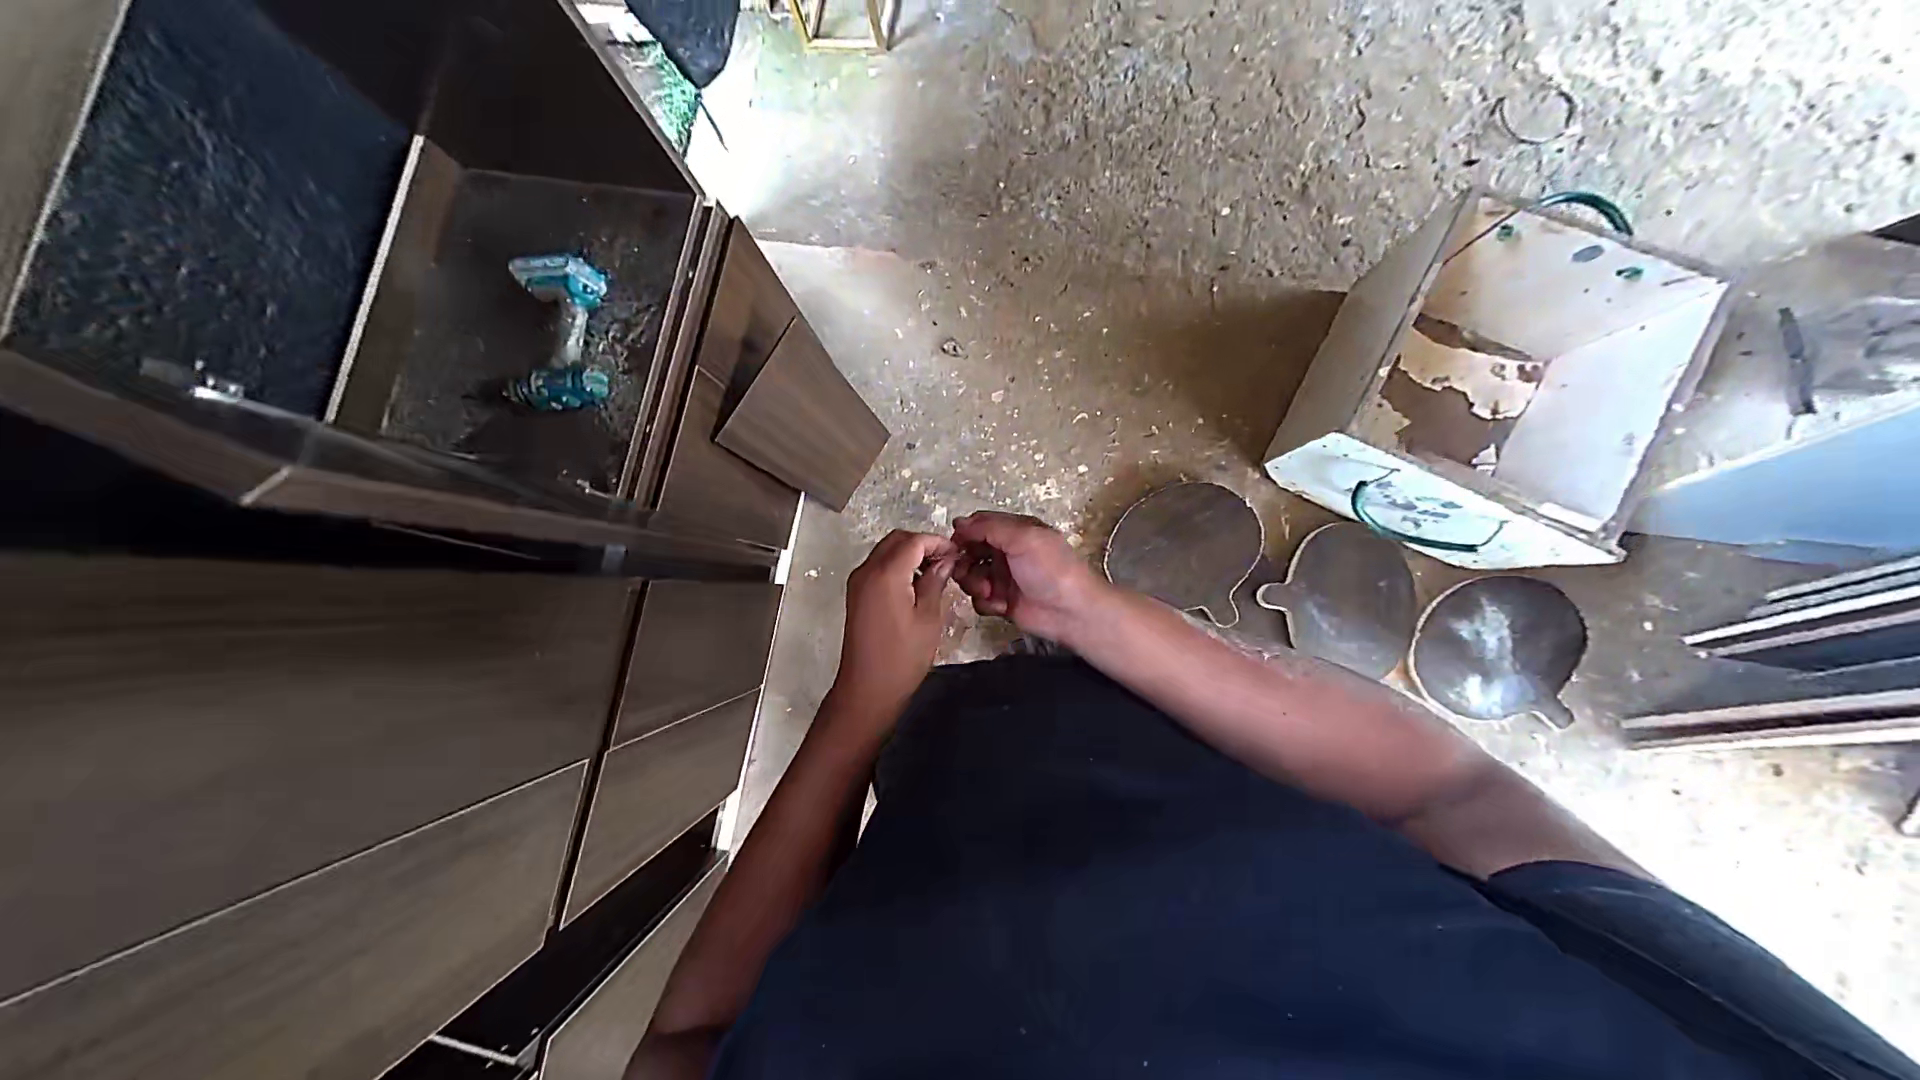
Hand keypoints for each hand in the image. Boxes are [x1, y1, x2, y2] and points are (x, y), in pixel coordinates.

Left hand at [830, 530, 958, 721]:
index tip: (957, 553)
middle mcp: (867, 572)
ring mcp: (858, 583)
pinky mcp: (857, 595)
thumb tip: (945, 562)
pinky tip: (916, 584)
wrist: (868, 689)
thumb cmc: (902, 658)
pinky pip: (878, 567)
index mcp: (885, 575)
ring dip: (910, 554)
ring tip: (936, 572)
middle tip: (947, 560)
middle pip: (897, 540)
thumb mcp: (928, 618)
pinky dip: (898, 566)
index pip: (914, 542)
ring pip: (886, 552)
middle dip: (923, 544)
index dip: (938, 542)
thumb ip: (935, 582)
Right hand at [950, 511, 1110, 643]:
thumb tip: (958, 522)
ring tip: (989, 591)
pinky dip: (986, 602)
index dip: (964, 535)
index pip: (980, 526)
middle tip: (968, 572)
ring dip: (975, 584)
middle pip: (970, 552)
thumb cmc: (1051, 569)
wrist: (1071, 612)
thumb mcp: (1023, 538)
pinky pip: (980, 600)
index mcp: (1015, 531)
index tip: (954, 546)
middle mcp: (1007, 552)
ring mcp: (1004, 578)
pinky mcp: (1002, 602)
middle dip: (965, 563)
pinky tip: (1001, 605)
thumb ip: (989, 527)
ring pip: (971, 577)